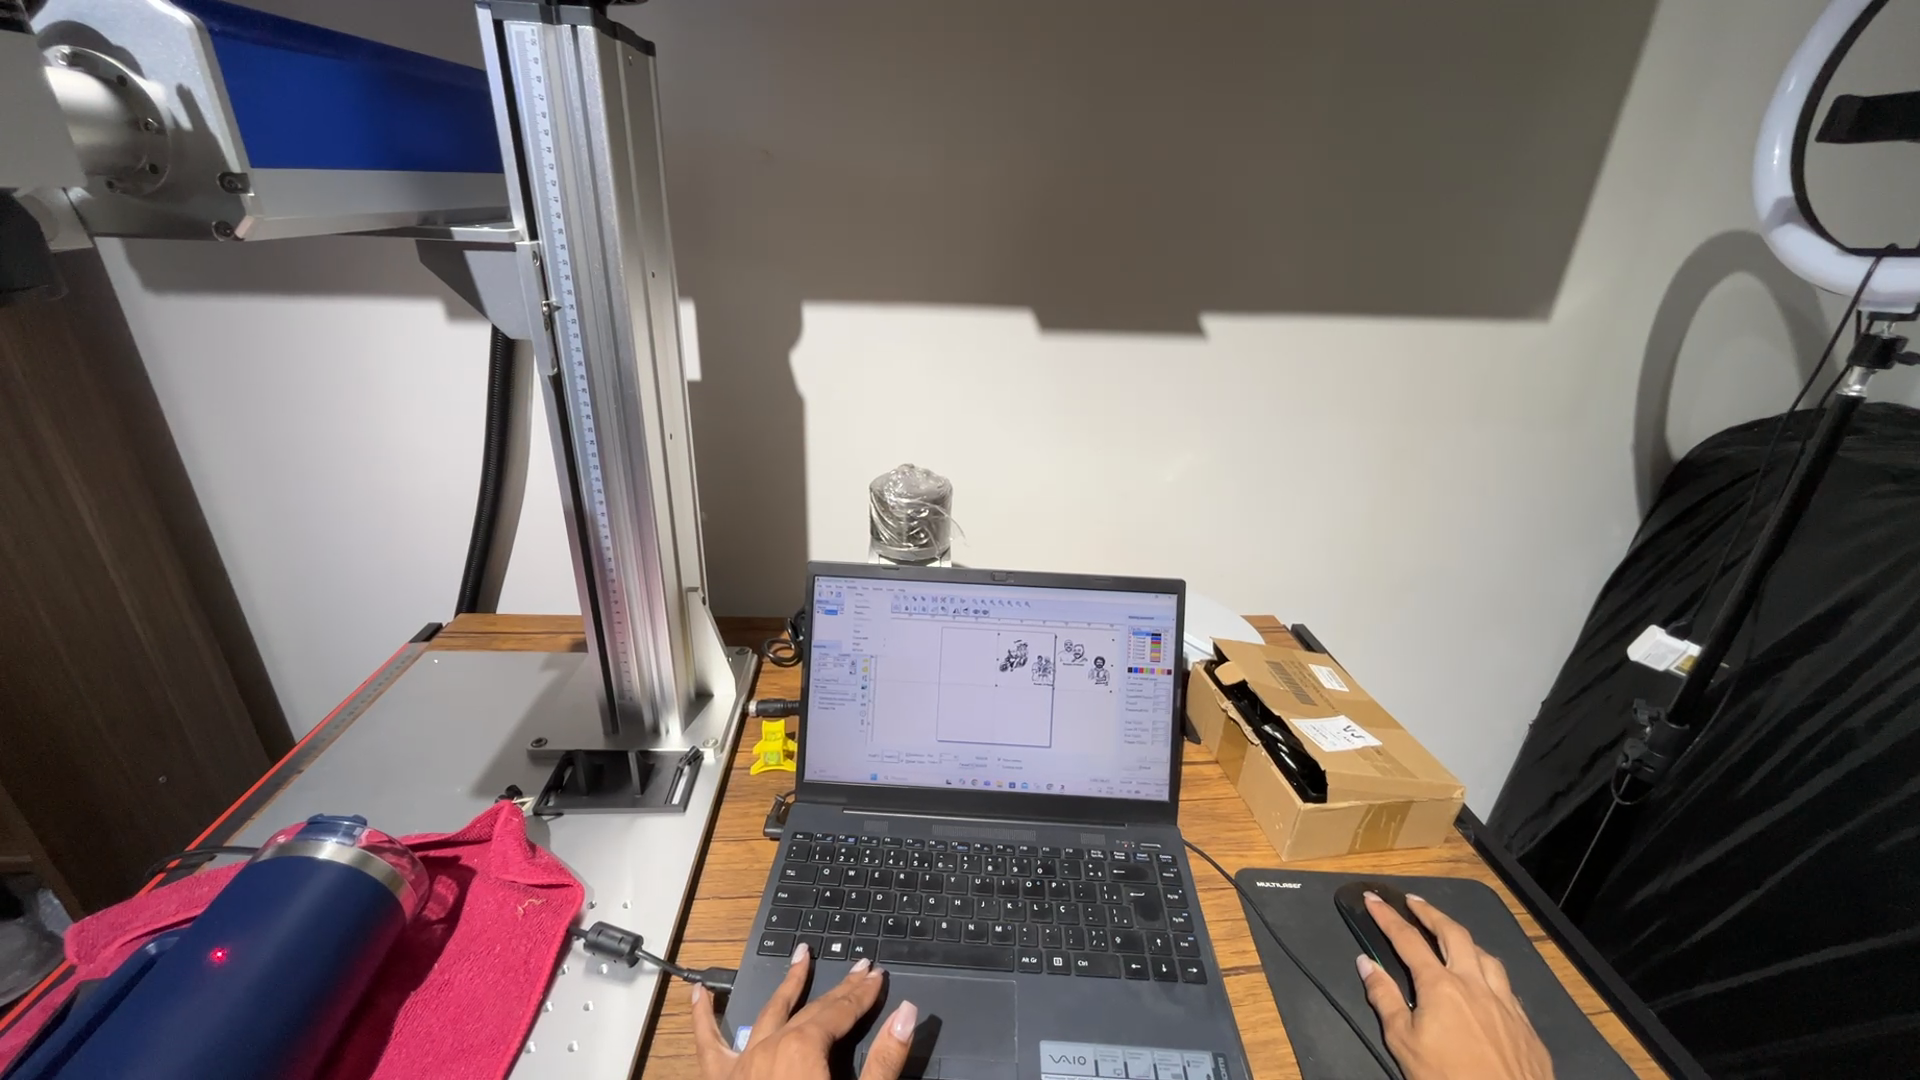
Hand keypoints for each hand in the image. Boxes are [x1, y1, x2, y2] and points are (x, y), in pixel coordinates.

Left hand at [691, 943, 917, 1079]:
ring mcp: (742, 1067)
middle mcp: (769, 1048)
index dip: (863, 993)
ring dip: (787, 984)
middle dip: (839, 991)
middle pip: (811, 1010)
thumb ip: (885, 1062)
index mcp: (803, 1049)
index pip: (841, 1010)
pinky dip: (703, 1019)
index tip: (879, 975)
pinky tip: (699, 993)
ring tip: (800, 955)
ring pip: (767, 1014)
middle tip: (859, 969)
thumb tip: (907, 1013)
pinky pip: (708, 1047)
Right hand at [1355, 892, 1553, 1079]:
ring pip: (1487, 957)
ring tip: (1451, 936)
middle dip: (1431, 913)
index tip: (1372, 898)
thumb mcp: (1403, 1042)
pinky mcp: (1527, 1029)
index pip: (1408, 939)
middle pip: (1454, 934)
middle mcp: (1475, 985)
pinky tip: (1486, 984)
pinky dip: (1490, 973)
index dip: (1387, 916)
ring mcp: (1506, 1005)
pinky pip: (1507, 988)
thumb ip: (1384, 998)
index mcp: (1441, 986)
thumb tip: (1366, 962)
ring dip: (1465, 940)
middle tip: (1414, 902)